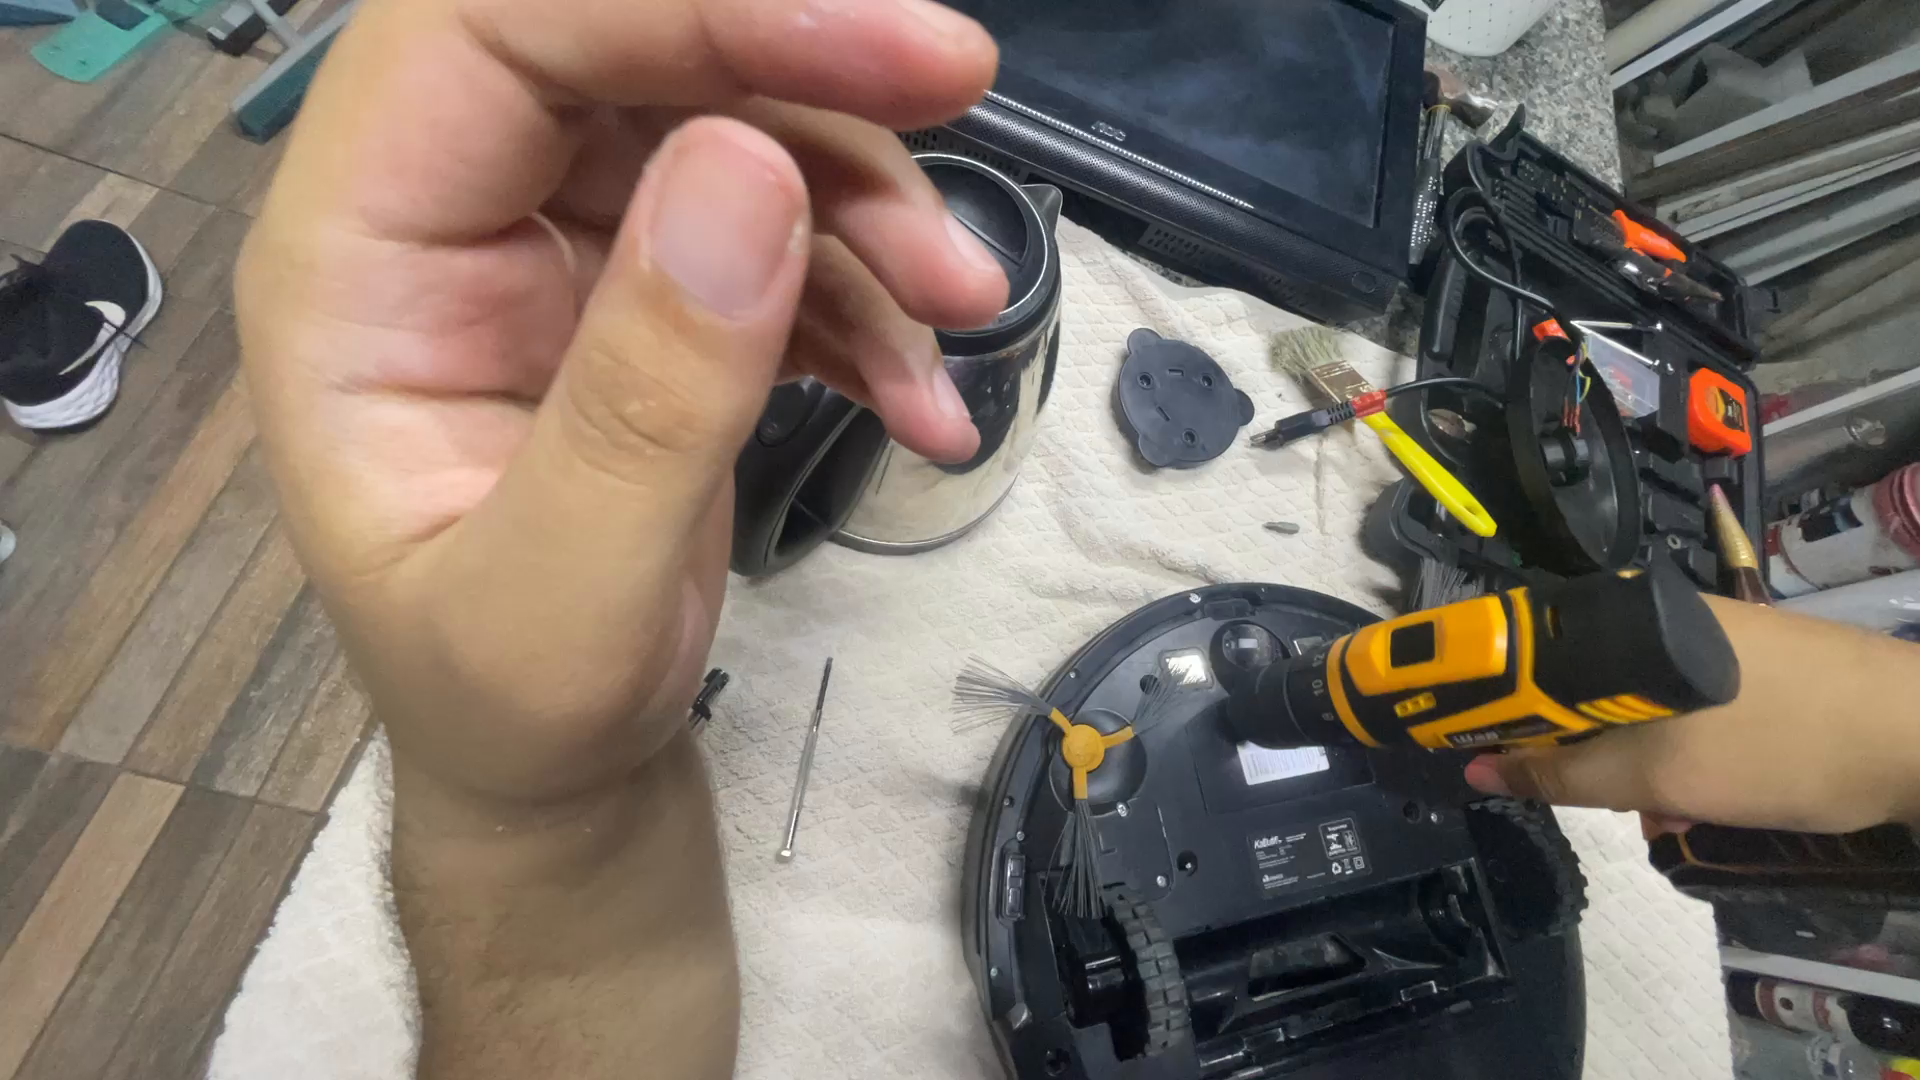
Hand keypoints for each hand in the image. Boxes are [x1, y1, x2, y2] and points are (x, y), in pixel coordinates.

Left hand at [238, 0, 1004, 807]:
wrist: (559, 756)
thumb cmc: (520, 701)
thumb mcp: (569, 591)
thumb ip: (648, 400)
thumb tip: (752, 178)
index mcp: (368, 262)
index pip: (508, 33)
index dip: (708, 16)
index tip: (904, 57)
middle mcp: (471, 225)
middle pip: (656, 75)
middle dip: (832, 125)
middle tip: (962, 230)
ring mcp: (583, 266)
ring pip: (753, 161)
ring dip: (880, 240)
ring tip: (958, 340)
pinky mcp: (671, 317)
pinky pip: (792, 264)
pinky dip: (877, 322)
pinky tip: (926, 413)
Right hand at [1465, 597, 1919, 834]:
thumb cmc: (1782, 746)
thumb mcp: (1657, 776)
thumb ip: (1557, 775)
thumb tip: (1475, 770)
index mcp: (1612, 620)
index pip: (1517, 657)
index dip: (1502, 708)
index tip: (1505, 752)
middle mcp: (1647, 612)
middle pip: (1572, 682)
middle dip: (1580, 746)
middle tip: (1611, 795)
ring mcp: (1701, 628)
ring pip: (1626, 695)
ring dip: (1633, 753)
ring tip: (1673, 806)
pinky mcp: (1743, 649)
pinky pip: (1675, 695)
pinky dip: (1675, 738)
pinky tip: (1710, 781)